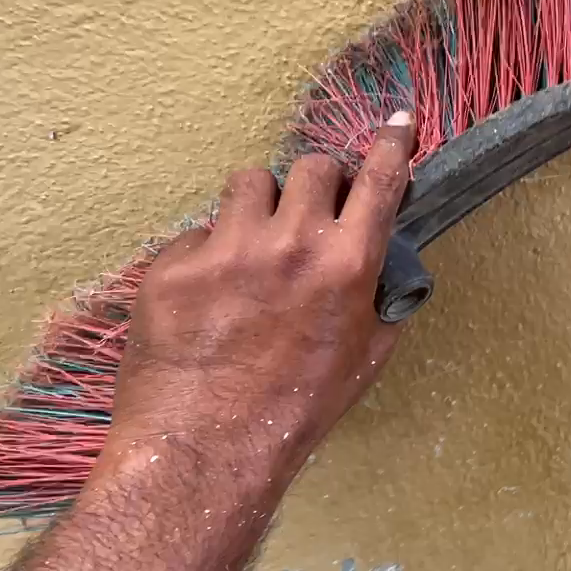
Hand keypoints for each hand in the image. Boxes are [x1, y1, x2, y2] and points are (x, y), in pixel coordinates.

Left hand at [97, 112, 415, 485]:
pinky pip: (201, 231)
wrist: (205, 449)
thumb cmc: (305, 401)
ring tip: (259, 239)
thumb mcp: (372, 345)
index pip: (381, 179)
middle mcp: (292, 244)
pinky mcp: (170, 268)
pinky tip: (214, 290)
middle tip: (317, 210)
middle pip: (314, 166)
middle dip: (324, 181)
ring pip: (252, 182)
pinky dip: (216, 248)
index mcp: (350, 262)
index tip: (399, 120)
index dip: (394, 142)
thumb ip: (382, 288)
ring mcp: (226, 252)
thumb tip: (382, 256)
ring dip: (266, 202)